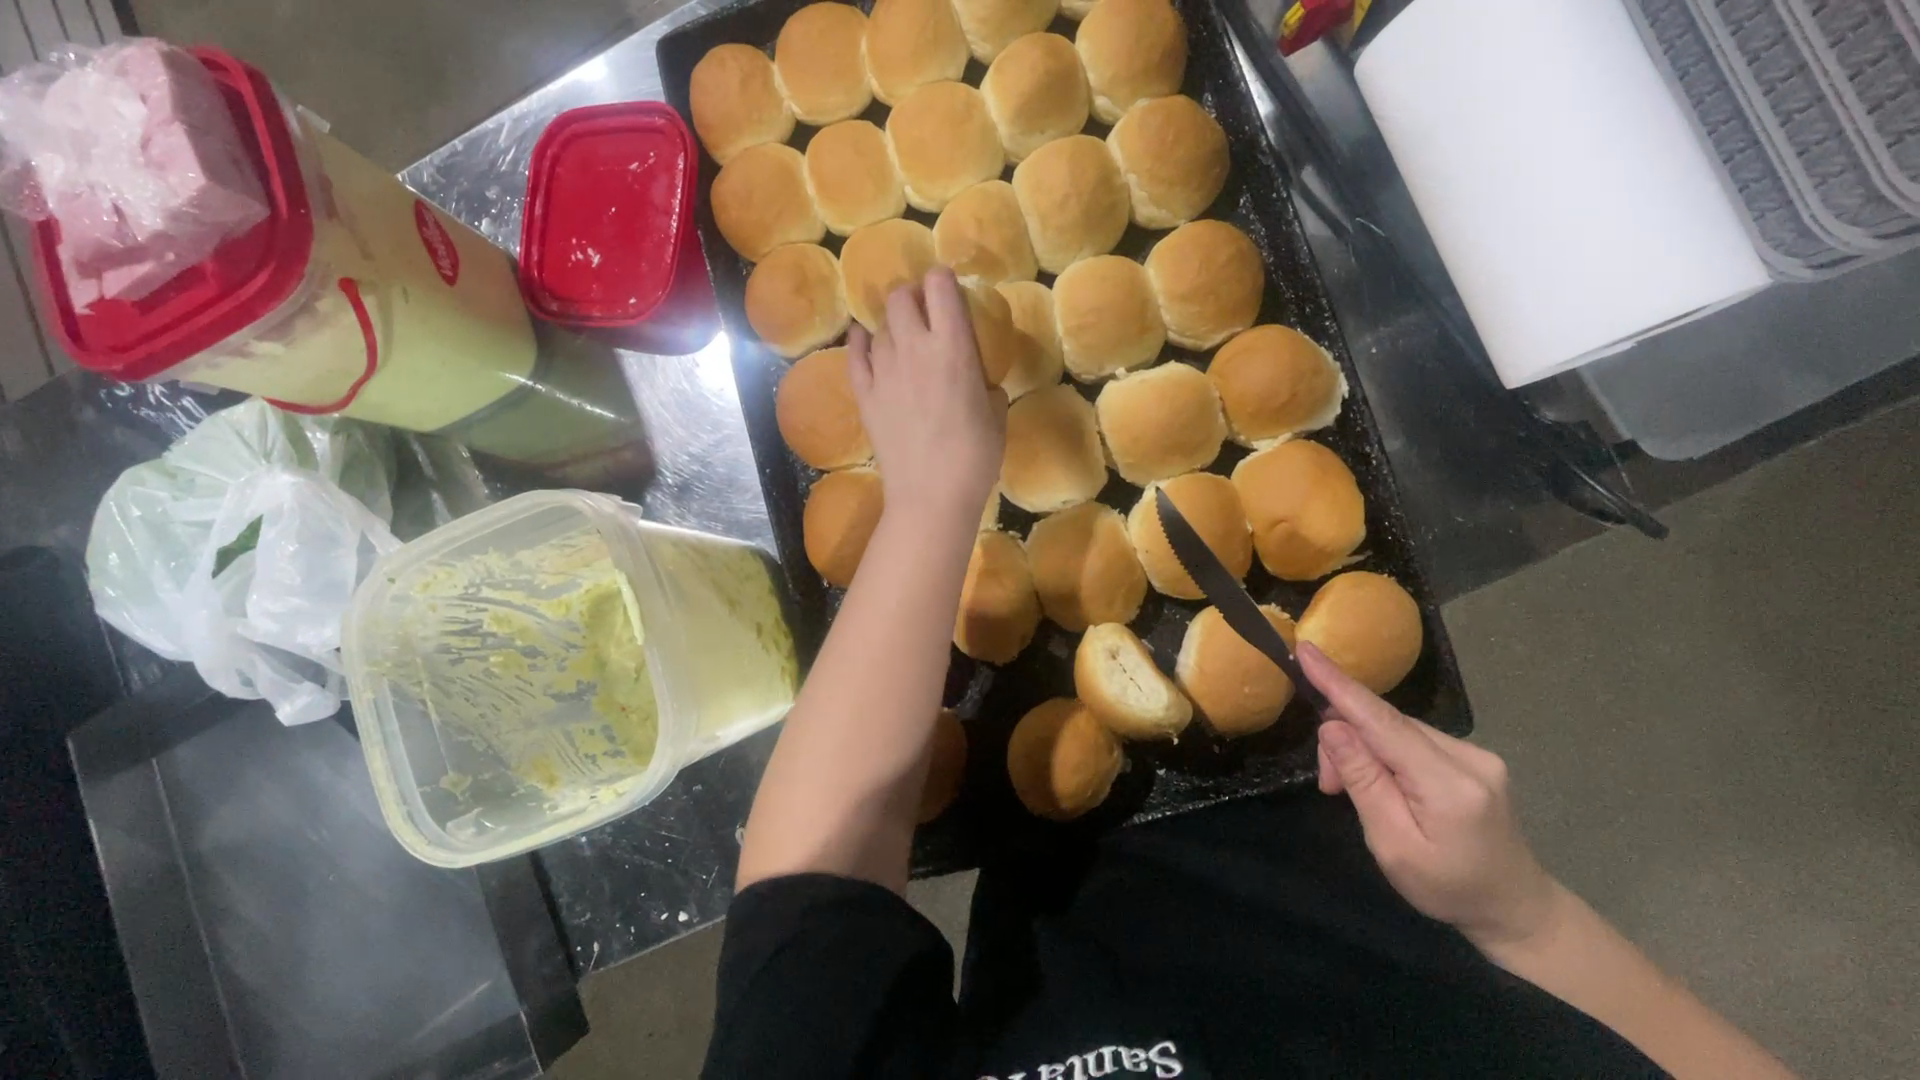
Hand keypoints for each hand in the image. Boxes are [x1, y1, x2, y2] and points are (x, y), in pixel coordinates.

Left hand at [848, 268, 1006, 525]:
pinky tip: (863, 338)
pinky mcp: (864, 393)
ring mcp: (883, 370)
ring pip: (878, 325)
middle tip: (924, 312)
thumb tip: (977, 380)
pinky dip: (860, 341)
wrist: (931, 495)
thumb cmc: (976, 457)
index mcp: (953, 347)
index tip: (949, 290)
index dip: (943, 280)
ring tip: (902, 336)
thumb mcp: (996, 414)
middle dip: (913, 296)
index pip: (940, 286)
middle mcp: (914, 347)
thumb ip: (986, 384)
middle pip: (901, 297)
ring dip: (892, 324)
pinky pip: (854, 354)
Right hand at [1303, 643, 1563, 949]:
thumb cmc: (1448, 889)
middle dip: (1344, 741)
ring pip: (1397, 729)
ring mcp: (1477, 754)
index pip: (1382, 721)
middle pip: (1385, 724)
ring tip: (1349, 790)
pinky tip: (1382, 783)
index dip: (1339, 686)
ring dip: (1364, 749)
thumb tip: (1333, 727)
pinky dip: (1386, 753)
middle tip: (1326, 786)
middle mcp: (1469, 757)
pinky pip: (1414, 739)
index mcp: (1449, 784)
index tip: (1305, 651)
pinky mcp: (1475, 759)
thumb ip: (1363, 782)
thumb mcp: (1392, 846)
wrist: (1516, 909)